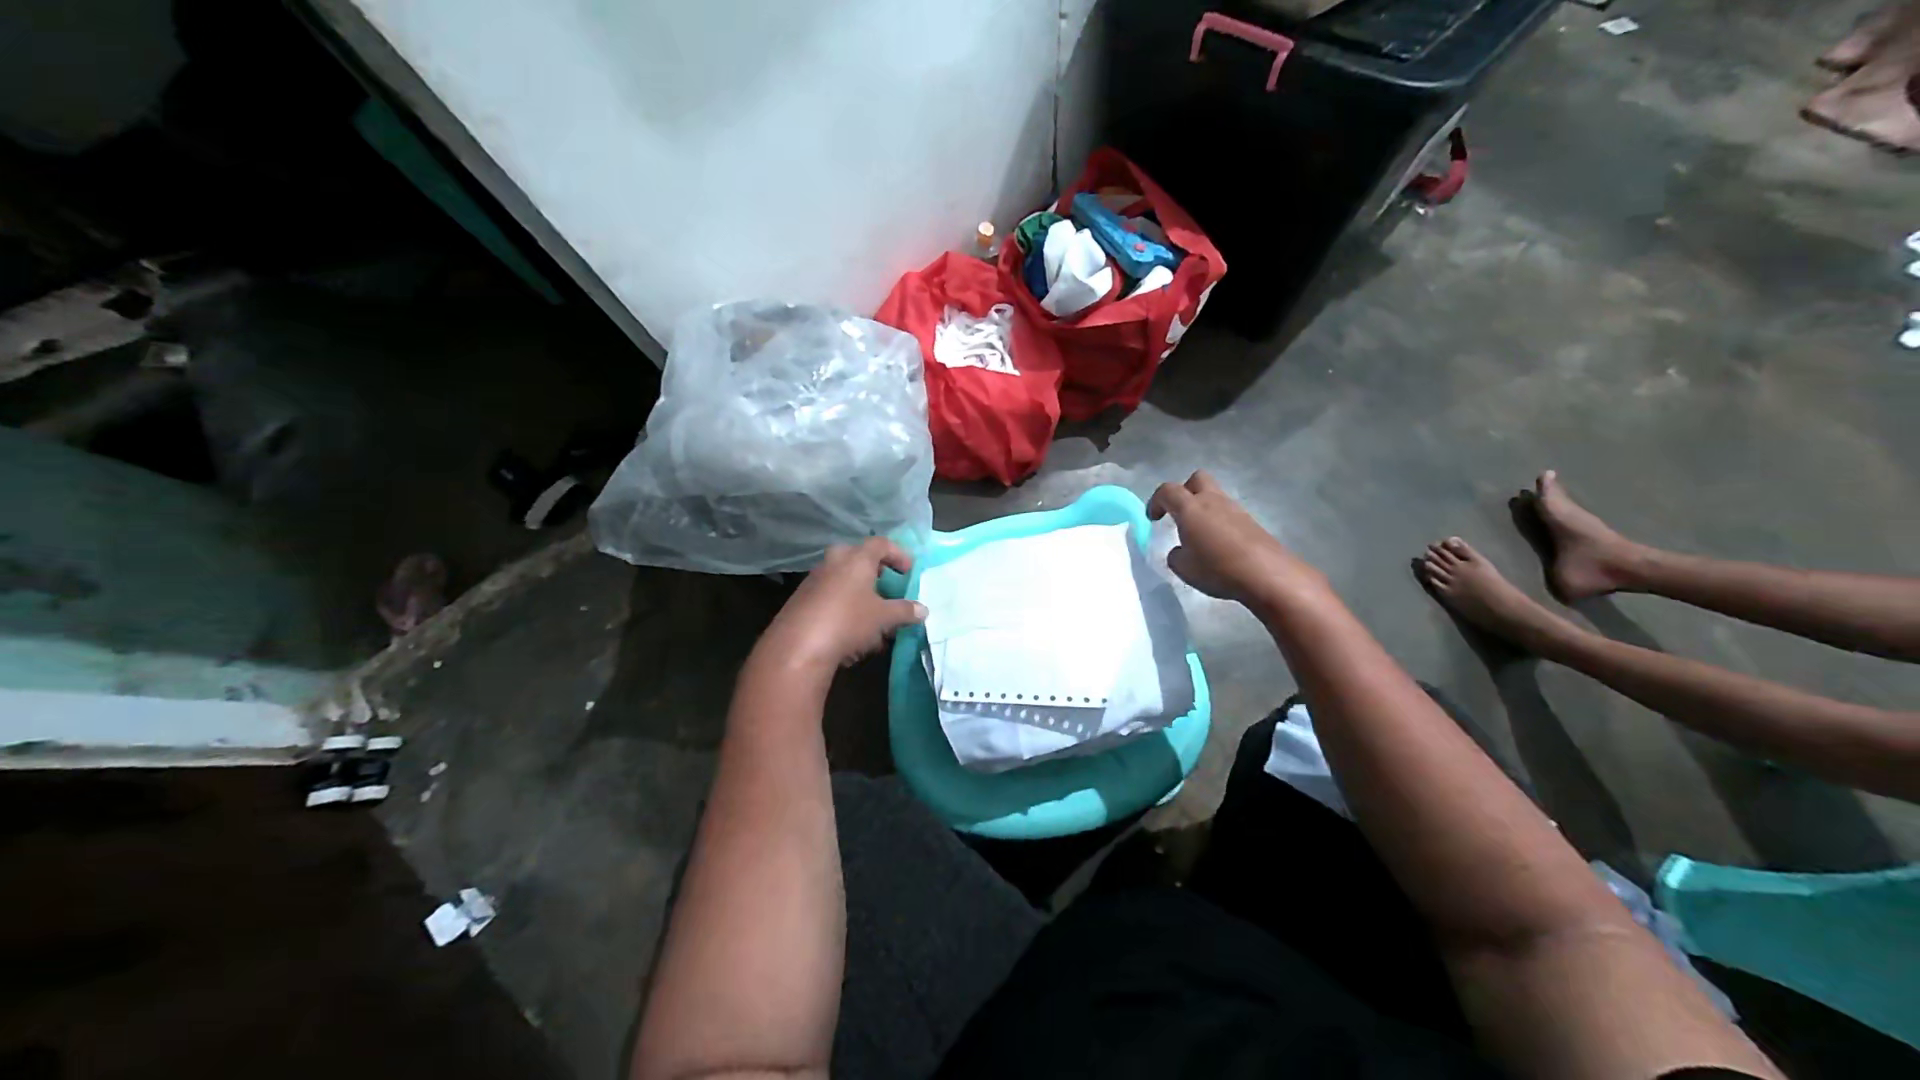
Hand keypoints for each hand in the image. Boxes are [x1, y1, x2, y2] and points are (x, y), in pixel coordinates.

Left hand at [753, 537, 925, 677]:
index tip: (909, 573)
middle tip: (887, 588)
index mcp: (856, 559)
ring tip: (874, 619)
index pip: (881, 543)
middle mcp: (833, 562)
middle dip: (875, 572)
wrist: (797, 647)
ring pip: (842, 579)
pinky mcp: (801, 601)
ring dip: (860, 594)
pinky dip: (844, 608)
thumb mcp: (884, 618)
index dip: (898, 554)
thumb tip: (923, 609)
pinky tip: (851, 634)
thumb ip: (905, 611)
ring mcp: (814, 580)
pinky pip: (829, 597)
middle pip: (857, 558)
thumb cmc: (848, 622)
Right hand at [1148, 471, 1329, 611]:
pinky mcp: (1251, 522)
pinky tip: (1219, 546)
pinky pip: (1228, 513)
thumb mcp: (1184, 568)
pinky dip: (1219, 522)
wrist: (1267, 574)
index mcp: (1190, 508)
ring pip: (1215, 496)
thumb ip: (1176, 555)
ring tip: (1199, 536)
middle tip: (1179, 515)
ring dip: (1203, 509)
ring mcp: (1235, 509)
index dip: (1156, 501)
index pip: (1167, 490)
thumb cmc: (1217, 568)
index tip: (1153, 519)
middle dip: (1184, 492)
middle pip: (1196, 479)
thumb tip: (1180, 550)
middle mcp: (1213, 501)